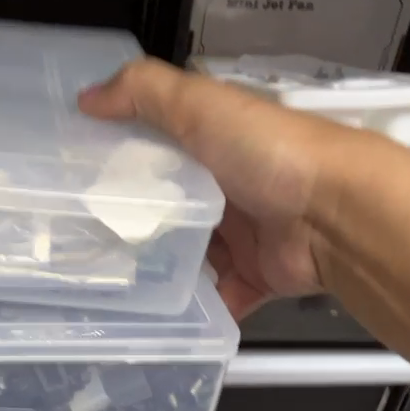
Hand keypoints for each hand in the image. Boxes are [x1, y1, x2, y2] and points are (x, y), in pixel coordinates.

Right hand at [80, 58, 353, 320]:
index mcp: (217, 143)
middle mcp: (228, 188)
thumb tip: (85, 98)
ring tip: (109, 287)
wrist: (333, 215)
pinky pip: (217, 298)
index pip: (158, 150)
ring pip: (189, 258)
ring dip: (159, 272)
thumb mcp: (200, 106)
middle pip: (170, 209)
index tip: (76, 183)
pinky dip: (194, 310)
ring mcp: (242, 237)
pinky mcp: (253, 278)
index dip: (120, 161)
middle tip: (83, 246)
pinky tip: (155, 317)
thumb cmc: (268, 154)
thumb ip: (143, 93)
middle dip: (134, 227)